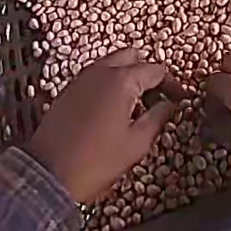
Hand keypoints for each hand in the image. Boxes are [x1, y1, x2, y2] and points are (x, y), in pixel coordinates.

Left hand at [28, 48, 180, 203]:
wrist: (49, 173)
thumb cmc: (96, 161)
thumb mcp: (136, 143)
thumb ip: (158, 118)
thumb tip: (170, 105)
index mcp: (121, 80)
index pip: (156, 70)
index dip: (172, 84)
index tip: (180, 100)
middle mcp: (100, 71)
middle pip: (133, 57)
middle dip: (148, 74)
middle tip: (158, 99)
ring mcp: (82, 77)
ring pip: (112, 64)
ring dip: (128, 77)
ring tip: (138, 107)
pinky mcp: (69, 88)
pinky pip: (96, 76)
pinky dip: (110, 84)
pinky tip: (114, 110)